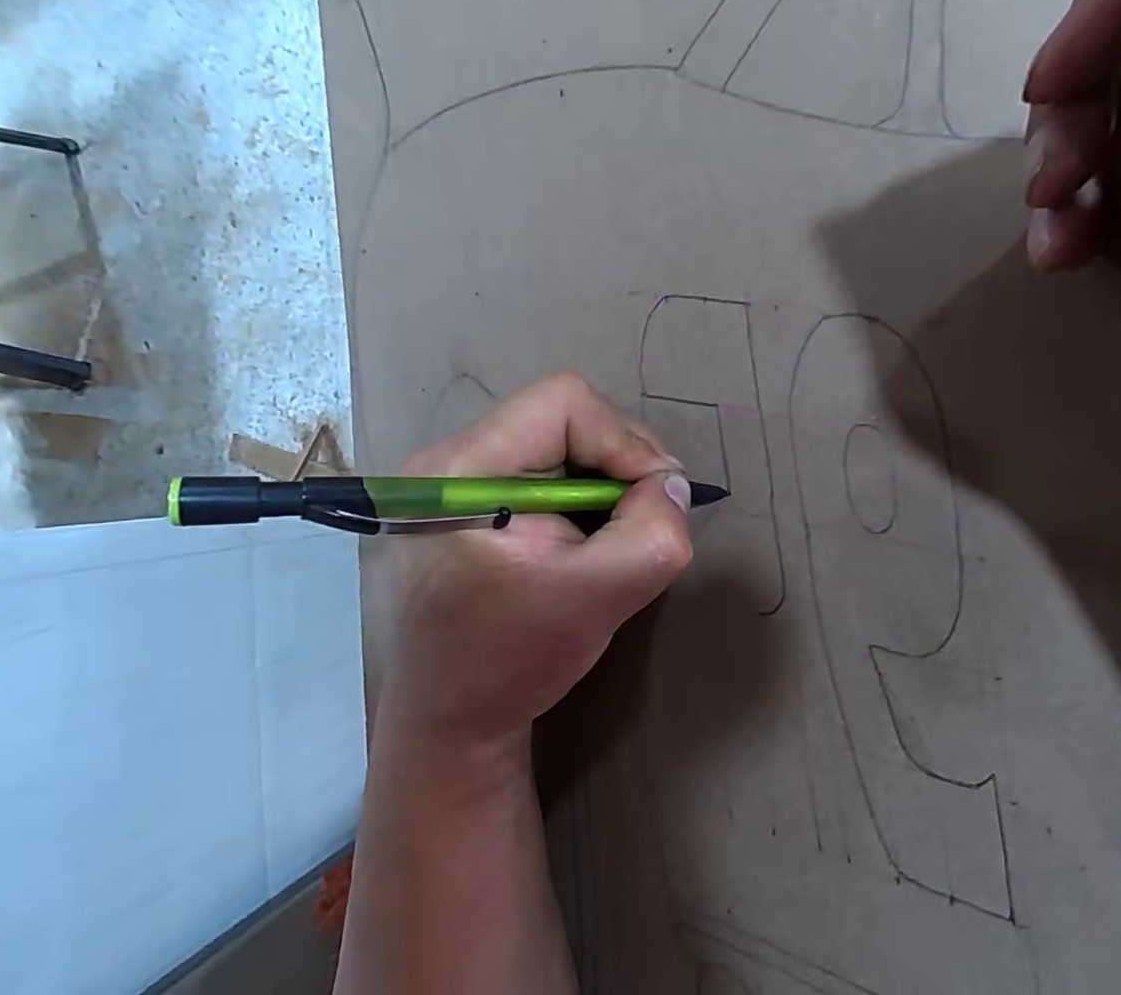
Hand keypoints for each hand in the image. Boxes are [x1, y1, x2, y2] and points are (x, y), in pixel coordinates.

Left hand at [381, 372, 693, 751]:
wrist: (449, 717)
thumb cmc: (508, 663)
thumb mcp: (595, 602)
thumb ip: (652, 537)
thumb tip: (671, 483)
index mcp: (462, 469)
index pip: (563, 403)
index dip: (624, 440)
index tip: (656, 496)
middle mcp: (451, 459)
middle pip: (562, 418)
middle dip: (619, 464)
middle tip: (648, 517)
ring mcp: (457, 480)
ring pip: (558, 444)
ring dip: (605, 483)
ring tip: (615, 536)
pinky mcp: (470, 502)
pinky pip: (545, 472)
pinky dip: (583, 498)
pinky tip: (585, 541)